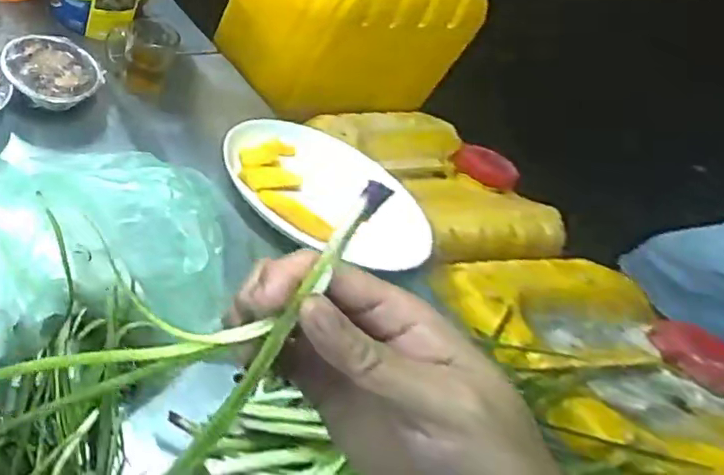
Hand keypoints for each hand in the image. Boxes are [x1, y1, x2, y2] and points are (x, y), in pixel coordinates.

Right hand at [234, 252, 559, 474]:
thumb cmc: (486, 452)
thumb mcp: (441, 402)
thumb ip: (372, 357)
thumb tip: (305, 304)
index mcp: (390, 311)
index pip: (328, 271)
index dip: (288, 276)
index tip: (261, 302)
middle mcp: (356, 322)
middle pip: (296, 285)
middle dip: (262, 292)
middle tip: (240, 320)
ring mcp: (336, 355)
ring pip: (280, 316)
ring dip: (251, 319)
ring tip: (236, 343)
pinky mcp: (322, 388)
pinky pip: (280, 356)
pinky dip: (255, 351)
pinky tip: (244, 363)